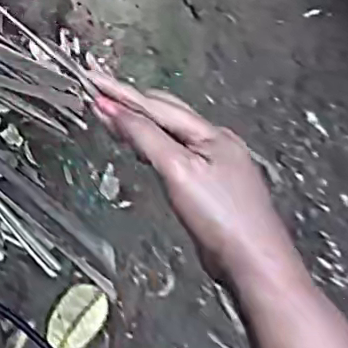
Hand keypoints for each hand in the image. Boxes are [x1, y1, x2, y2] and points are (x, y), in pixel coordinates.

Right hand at [89, 72, 304, 287]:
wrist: (255, 268)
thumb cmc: (226, 220)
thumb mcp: (176, 168)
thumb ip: (142, 133)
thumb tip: (112, 109)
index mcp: (213, 136)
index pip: (154, 106)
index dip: (119, 93)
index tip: (92, 80)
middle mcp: (217, 145)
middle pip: (162, 112)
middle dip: (127, 101)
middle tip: (97, 92)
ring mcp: (215, 165)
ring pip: (166, 130)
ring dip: (135, 119)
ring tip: (109, 112)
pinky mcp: (208, 184)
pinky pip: (170, 148)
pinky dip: (146, 139)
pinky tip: (136, 142)